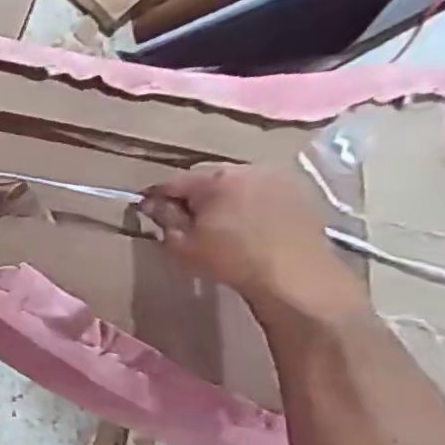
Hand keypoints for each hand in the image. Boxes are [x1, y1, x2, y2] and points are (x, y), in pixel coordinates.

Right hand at [139, 162, 364, 318]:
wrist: (295, 275)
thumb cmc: (231, 261)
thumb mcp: (183, 246)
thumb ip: (165, 219)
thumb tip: (151, 203)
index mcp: (214, 179)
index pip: (172, 181)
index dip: (156, 196)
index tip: (148, 210)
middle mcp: (245, 168)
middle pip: (206, 177)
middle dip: (192, 195)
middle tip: (186, 220)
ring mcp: (275, 176)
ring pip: (234, 181)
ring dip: (221, 196)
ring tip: (218, 222)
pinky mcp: (296, 189)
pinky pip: (259, 189)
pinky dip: (247, 200)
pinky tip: (246, 224)